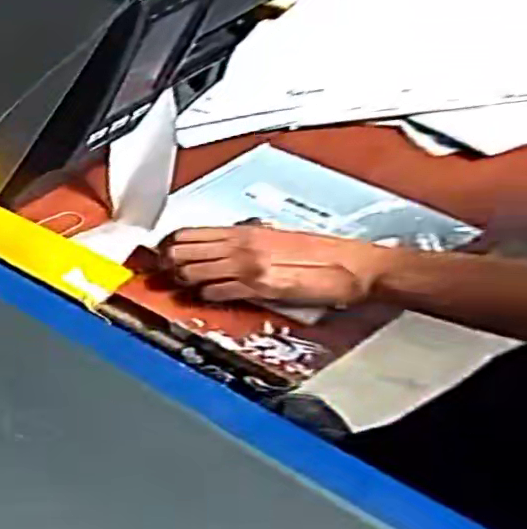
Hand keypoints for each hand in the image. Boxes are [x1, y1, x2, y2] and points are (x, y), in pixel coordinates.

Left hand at [159, 225, 393, 306]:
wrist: (364, 267)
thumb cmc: (324, 252)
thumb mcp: (275, 235)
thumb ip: (241, 238)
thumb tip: (212, 244)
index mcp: (242, 232)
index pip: (183, 234)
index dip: (166, 246)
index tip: (163, 255)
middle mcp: (238, 247)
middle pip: (176, 254)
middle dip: (167, 265)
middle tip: (171, 273)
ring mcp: (246, 267)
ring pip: (187, 273)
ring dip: (183, 282)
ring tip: (191, 286)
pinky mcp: (257, 288)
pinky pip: (212, 292)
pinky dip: (205, 296)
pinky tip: (213, 295)